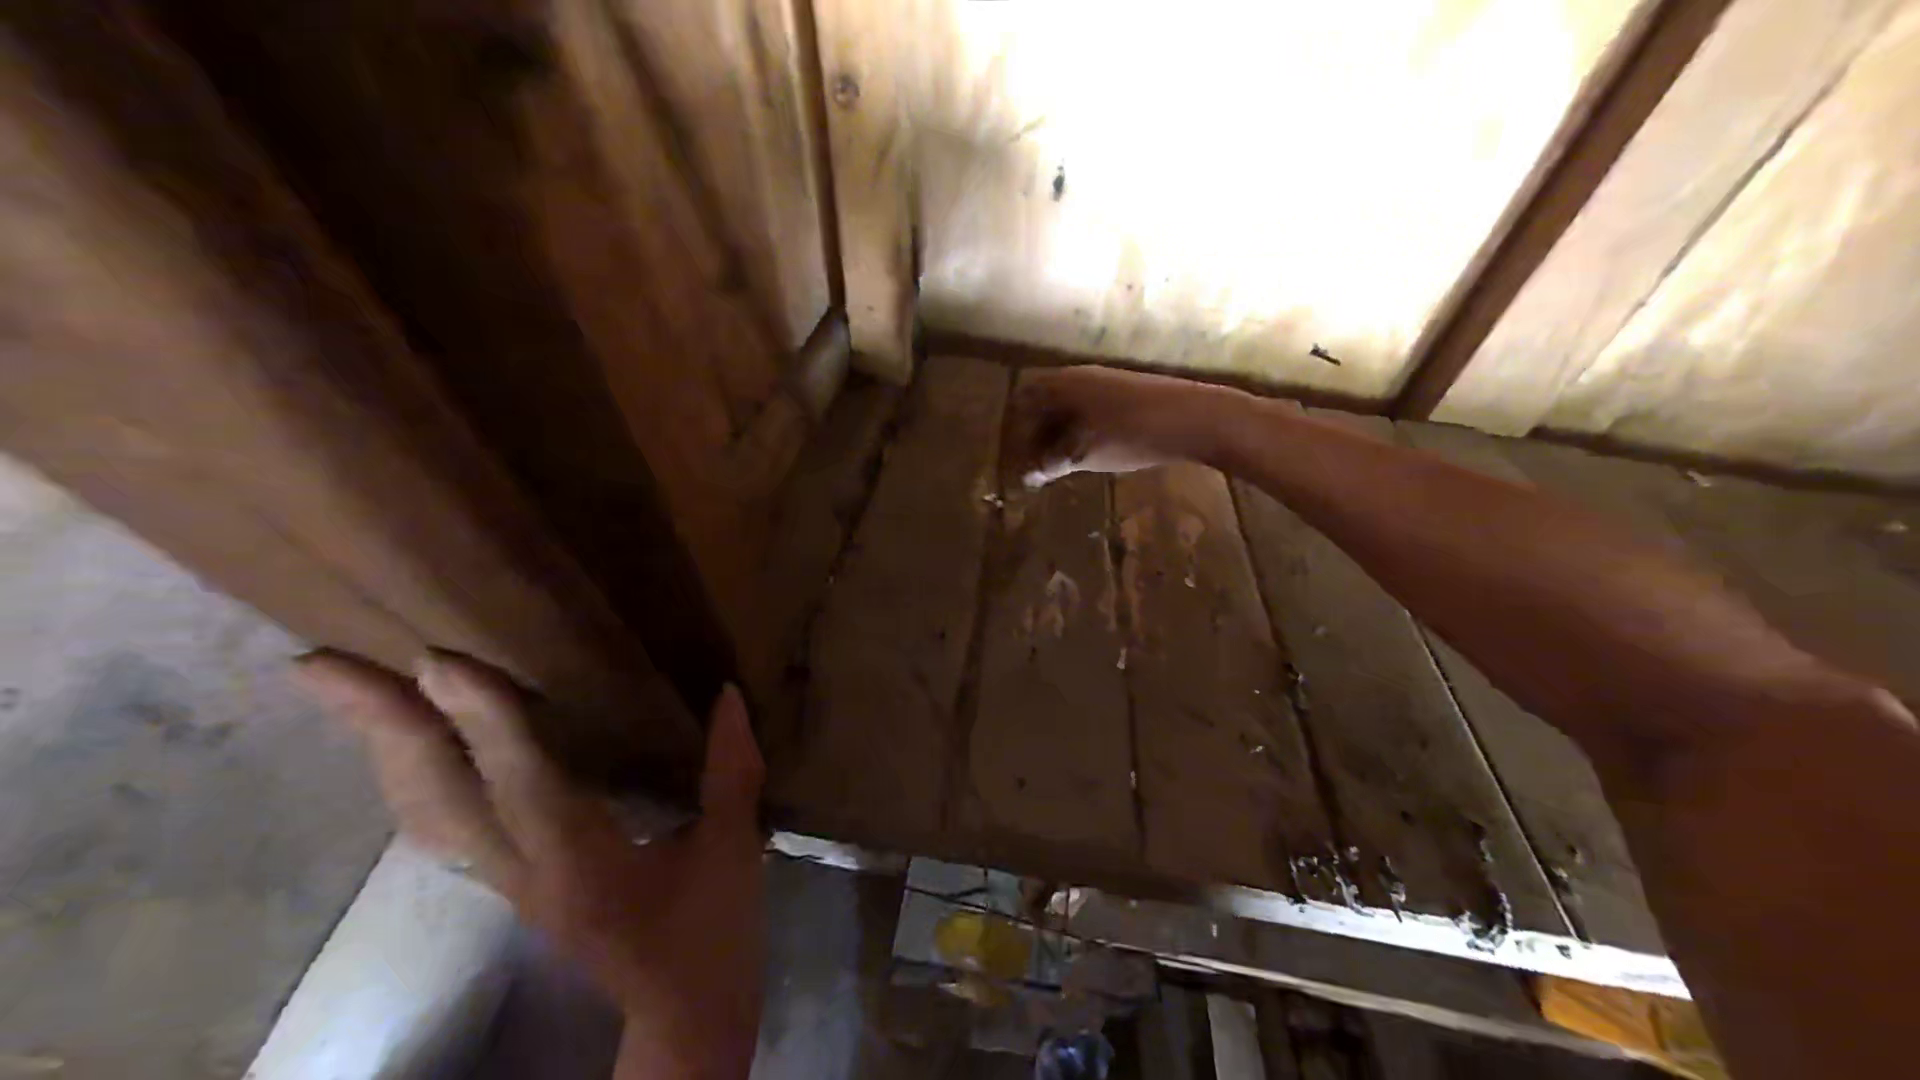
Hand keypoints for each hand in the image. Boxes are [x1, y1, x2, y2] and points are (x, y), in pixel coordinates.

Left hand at [294, 649, 764, 1079]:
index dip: (482, 719)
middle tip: (326, 667)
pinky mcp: (516, 881)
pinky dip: (419, 777)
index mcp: (580, 863)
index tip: (438, 660)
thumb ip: (730, 771)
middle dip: (381, 730)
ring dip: (387, 752)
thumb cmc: (711, 934)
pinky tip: (417, 750)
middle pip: (434, 799)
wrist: (685, 1014)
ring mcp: (510, 880)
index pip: (520, 779)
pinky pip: (446, 823)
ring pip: (425, 814)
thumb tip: (727, 696)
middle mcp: (524, 871)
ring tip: (358, 694)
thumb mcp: (732, 850)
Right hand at [1004, 366, 1247, 487]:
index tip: (1010, 456)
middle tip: (1032, 464)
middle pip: (1044, 402)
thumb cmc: (1131, 434)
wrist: (1196, 419)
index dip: (1012, 428)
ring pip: (1067, 407)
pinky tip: (1086, 452)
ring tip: (1056, 464)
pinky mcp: (1126, 394)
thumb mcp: (1084, 453)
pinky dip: (1077, 430)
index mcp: (1063, 383)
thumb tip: (1027, 474)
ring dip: (1057, 433)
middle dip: (1034, 433)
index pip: (1022, 399)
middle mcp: (1080, 376)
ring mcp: (1105, 382)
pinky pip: (1087, 409)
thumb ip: (1051, 462)